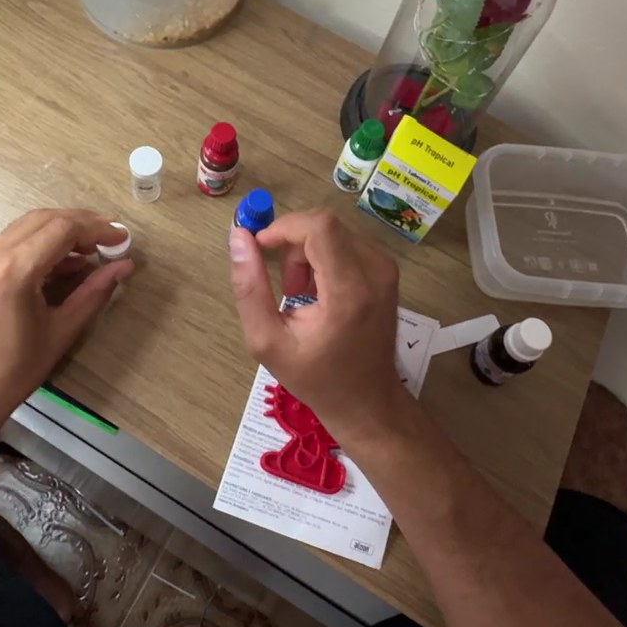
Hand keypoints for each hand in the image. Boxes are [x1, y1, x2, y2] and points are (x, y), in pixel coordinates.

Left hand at [0, 210, 131, 454]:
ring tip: (88, 252)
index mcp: (13, 269)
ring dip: (57, 232)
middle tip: (109, 238)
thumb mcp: (60, 332)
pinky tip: (56, 265)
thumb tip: (124, 267)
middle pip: (42, 219)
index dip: (97, 228)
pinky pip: (5, 244)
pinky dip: (35, 245)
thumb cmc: (9, 375)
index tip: (122, 237)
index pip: (63, 228)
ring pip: (22, 228)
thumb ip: (94, 293)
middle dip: (79, 223)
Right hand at [228, 209, 406, 435]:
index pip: (319, 227)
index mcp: (349, 292)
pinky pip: (347, 241)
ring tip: (301, 295)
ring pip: (334, 231)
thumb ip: (249, 288)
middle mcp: (375, 272)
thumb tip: (239, 237)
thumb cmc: (317, 377)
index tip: (262, 248)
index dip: (284, 228)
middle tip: (285, 286)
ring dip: (308, 252)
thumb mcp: (268, 342)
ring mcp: (386, 269)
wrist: (369, 401)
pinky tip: (320, 292)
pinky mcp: (388, 269)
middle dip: (293, 244)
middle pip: (325, 225)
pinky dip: (325, 256)